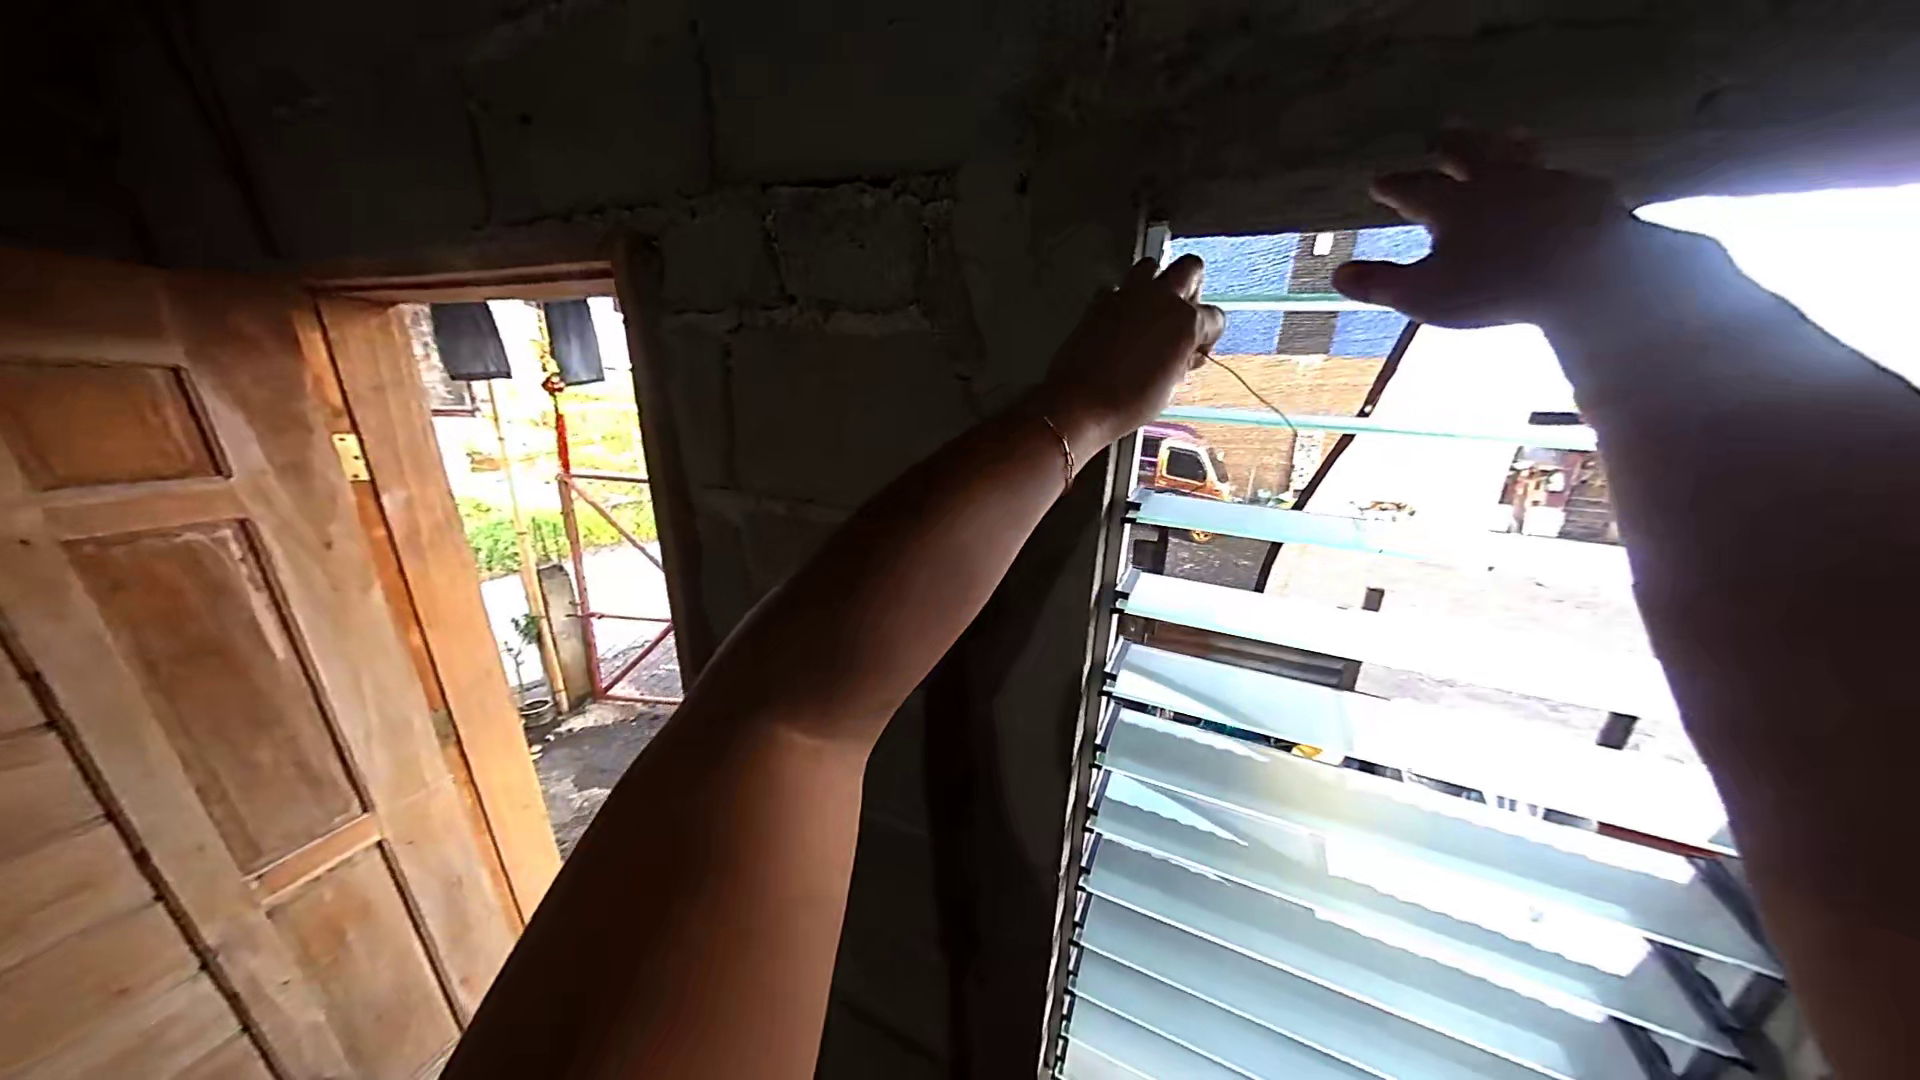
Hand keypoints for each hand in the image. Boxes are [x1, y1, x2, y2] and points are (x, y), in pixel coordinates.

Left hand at [1034, 254, 1225, 449]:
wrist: (1079, 404)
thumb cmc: (1126, 404)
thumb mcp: (1169, 389)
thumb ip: (1181, 361)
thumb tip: (1182, 355)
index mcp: (1186, 321)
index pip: (1214, 317)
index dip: (1208, 337)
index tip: (1196, 350)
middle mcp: (1160, 298)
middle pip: (1190, 268)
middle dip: (1190, 288)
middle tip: (1181, 316)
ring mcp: (1127, 295)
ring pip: (1150, 267)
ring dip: (1155, 283)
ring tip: (1149, 312)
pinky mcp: (1098, 302)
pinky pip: (1115, 288)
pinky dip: (1121, 299)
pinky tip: (1118, 322)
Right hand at [1333, 129, 1639, 327]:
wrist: (1588, 274)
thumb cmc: (1492, 287)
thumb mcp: (1420, 294)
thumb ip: (1378, 283)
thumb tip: (1338, 274)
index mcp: (1454, 205)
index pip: (1415, 188)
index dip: (1395, 185)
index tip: (1379, 182)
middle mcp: (1498, 184)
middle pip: (1470, 152)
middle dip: (1451, 144)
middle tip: (1439, 132)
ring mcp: (1546, 184)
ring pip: (1520, 156)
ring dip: (1505, 146)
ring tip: (1504, 137)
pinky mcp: (1586, 197)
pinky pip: (1562, 178)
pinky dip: (1548, 177)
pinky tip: (1554, 183)